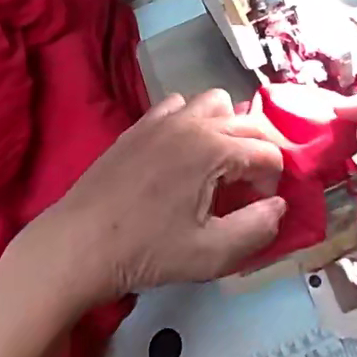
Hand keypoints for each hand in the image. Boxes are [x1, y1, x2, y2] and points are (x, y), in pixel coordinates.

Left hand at [17, 90, 287, 310]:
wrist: (78, 245)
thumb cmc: (146, 252)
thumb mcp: (210, 255)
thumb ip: (256, 229)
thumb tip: (278, 205)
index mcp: (215, 150)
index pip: (267, 152)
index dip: (272, 181)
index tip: (258, 207)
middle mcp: (194, 123)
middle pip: (248, 121)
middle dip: (259, 150)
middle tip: (249, 186)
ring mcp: (164, 119)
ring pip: (214, 101)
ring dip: (228, 125)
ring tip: (219, 160)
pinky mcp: (140, 125)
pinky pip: (179, 104)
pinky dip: (191, 119)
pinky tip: (182, 149)